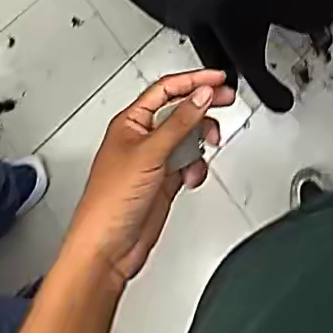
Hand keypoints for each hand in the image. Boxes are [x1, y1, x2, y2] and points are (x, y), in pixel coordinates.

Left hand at [68, 70, 234, 287]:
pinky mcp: (165, 179)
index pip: (167, 89)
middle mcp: (144, 137)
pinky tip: (191, 175)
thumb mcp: (149, 153)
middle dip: (205, 105)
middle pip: (182, 109)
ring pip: (189, 136)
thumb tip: (202, 94)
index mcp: (131, 123)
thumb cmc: (107, 205)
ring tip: (209, 143)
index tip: (218, 79)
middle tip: (226, 99)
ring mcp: (155, 159)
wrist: (106, 253)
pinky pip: (190, 161)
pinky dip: (197, 166)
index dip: (194, 80)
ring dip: (201, 140)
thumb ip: (180, 121)